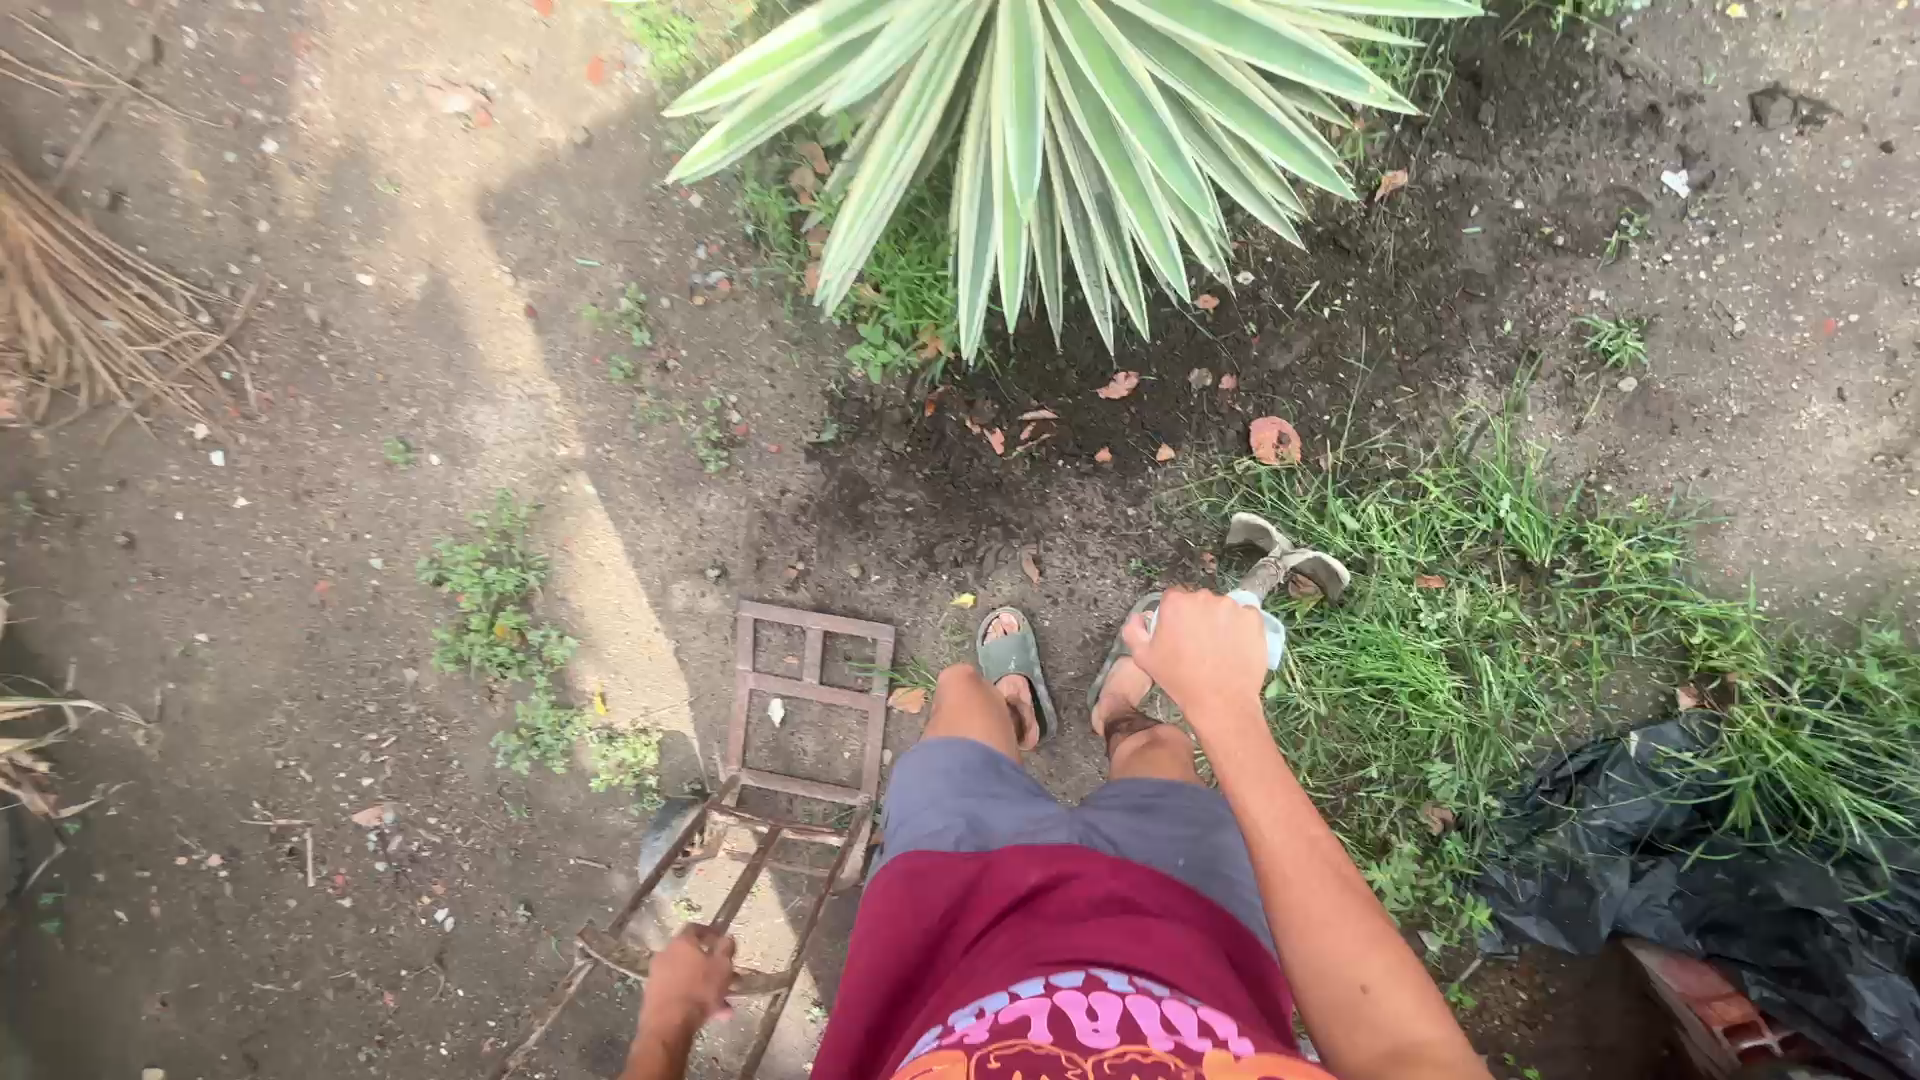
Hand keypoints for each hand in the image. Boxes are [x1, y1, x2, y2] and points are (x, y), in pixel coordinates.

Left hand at [636, 924, 736, 1039]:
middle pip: (691, 956)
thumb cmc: (699, 989)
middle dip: (710, 966)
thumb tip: (726, 939)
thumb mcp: (722, 966)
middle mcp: (665, 955)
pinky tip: (711, 1015)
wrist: (667, 1026)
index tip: (722, 942)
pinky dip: (693, 1000)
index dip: (711, 933)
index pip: (696, 928)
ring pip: (687, 977)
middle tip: (725, 977)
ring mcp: (656, 978)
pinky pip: (678, 993)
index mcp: (681, 942)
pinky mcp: (653, 999)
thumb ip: (726, 948)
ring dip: (704, 987)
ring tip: (723, 1004)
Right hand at [1121, 588, 1267, 724]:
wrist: (1220, 701)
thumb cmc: (1179, 679)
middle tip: (1198, 642)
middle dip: (1197, 616)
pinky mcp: (1254, 619)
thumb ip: (1134, 631)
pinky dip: (1241, 627)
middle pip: (1199, 601)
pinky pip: (1245, 616)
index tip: (1179, 632)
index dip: (1175, 615)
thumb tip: (1140, 616)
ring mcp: (1231, 607)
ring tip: (1219, 647)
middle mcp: (1204, 598)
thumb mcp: (1143, 658)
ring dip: (1219, 620)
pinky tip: (1236, 646)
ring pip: (1223, 608)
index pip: (1173, 598)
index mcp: (1175, 603)